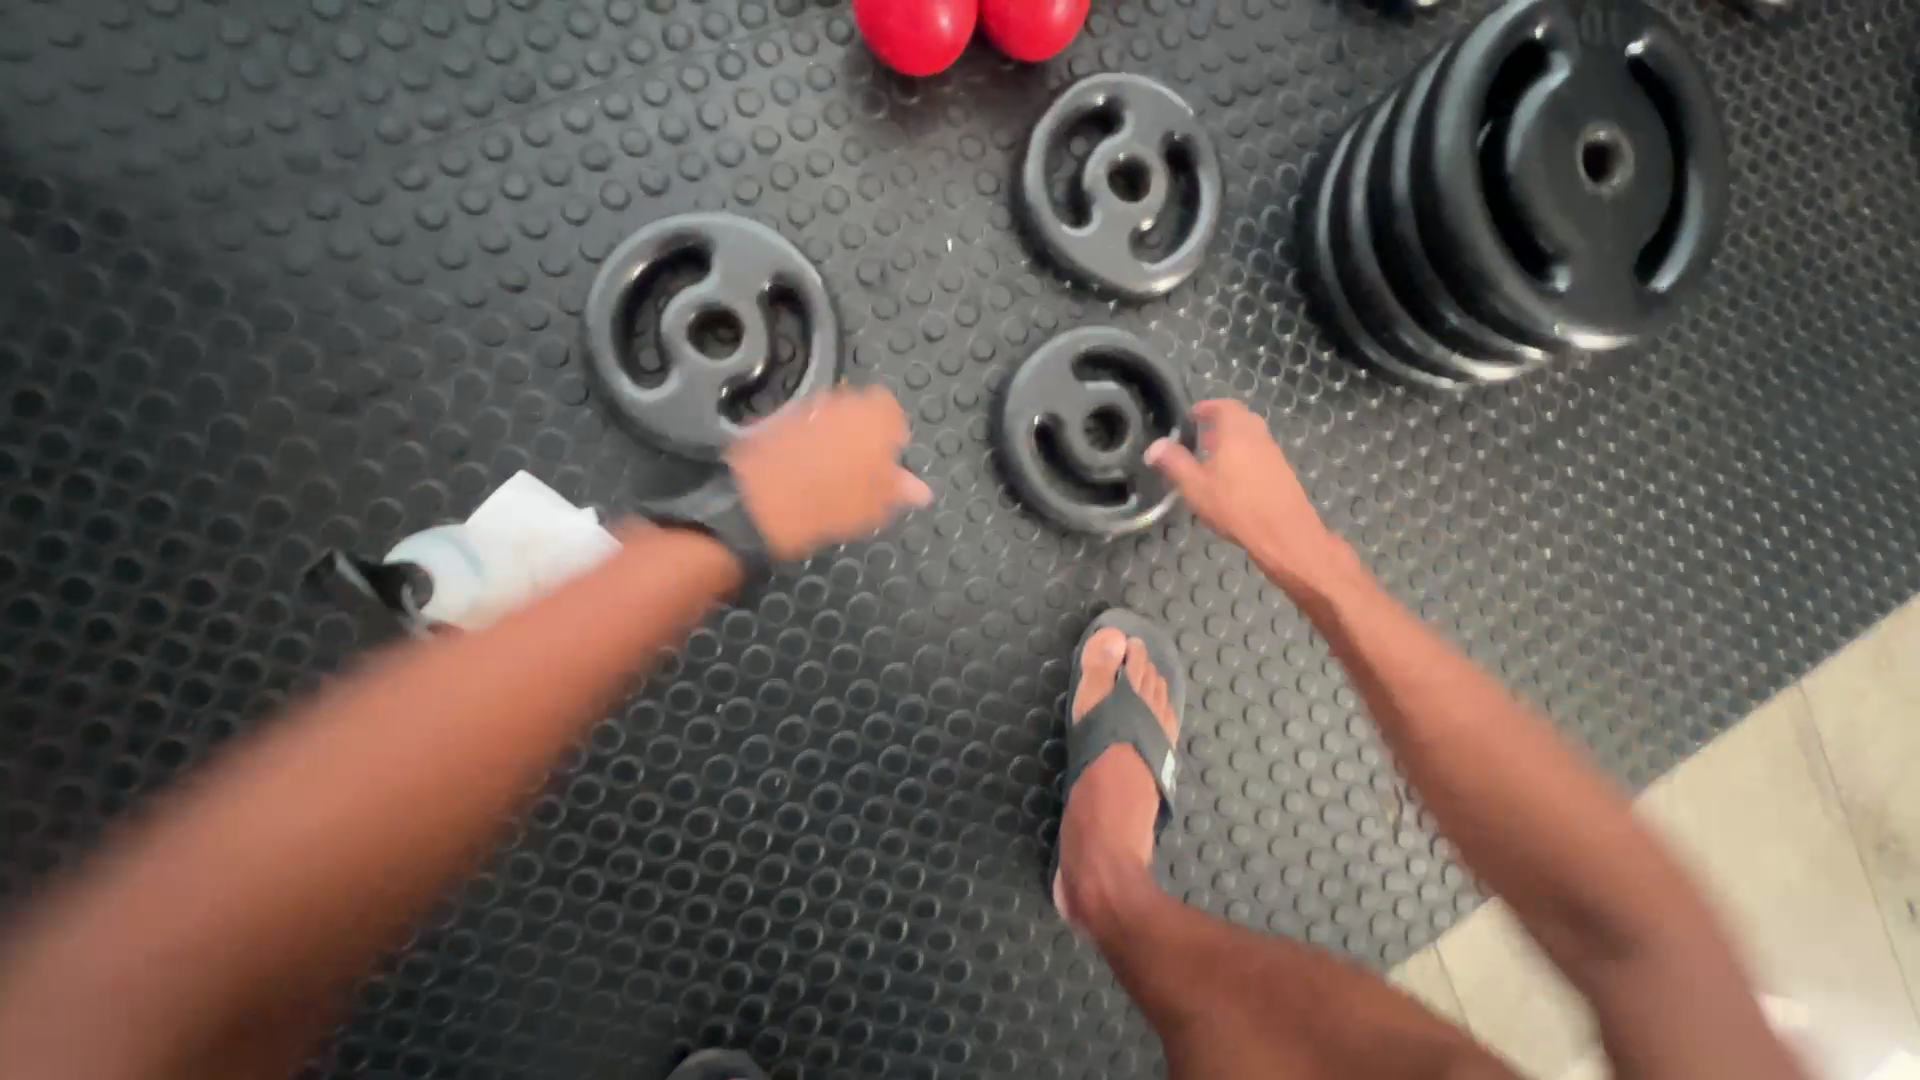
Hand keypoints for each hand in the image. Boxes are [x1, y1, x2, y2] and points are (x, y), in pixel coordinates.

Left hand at [728, 386, 932, 560]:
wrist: (759, 503)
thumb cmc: (829, 503)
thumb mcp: (875, 505)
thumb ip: (901, 490)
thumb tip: (922, 490)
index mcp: (874, 417)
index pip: (893, 410)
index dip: (893, 434)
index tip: (889, 459)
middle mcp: (841, 402)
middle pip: (860, 409)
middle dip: (864, 432)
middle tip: (863, 467)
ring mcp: (806, 407)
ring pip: (830, 416)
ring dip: (835, 435)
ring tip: (833, 470)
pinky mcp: (776, 420)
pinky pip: (803, 426)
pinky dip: (808, 441)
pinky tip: (805, 469)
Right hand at [1145, 399, 1349, 587]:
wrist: (1284, 533)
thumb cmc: (1235, 506)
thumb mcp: (1195, 486)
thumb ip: (1174, 462)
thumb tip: (1154, 446)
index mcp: (1236, 432)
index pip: (1224, 406)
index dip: (1207, 407)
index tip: (1192, 414)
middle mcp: (1258, 436)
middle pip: (1240, 418)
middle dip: (1219, 423)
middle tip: (1200, 436)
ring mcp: (1273, 453)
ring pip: (1251, 436)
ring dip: (1231, 440)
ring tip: (1212, 459)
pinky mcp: (1282, 472)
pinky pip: (1259, 453)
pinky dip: (1243, 455)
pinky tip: (1232, 479)